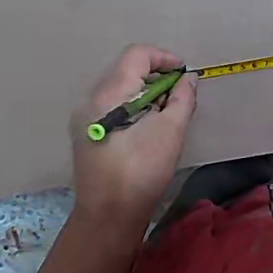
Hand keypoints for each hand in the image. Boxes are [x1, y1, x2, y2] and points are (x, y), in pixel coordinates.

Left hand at [69, 45, 195, 228]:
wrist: (108, 216)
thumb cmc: (141, 173)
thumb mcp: (170, 133)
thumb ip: (182, 99)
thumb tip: (187, 79)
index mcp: (108, 94)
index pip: (136, 55)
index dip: (163, 58)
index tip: (184, 74)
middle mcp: (90, 99)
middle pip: (126, 69)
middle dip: (156, 75)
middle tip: (179, 94)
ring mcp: (84, 116)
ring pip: (119, 87)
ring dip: (145, 91)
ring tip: (166, 112)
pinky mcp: (86, 132)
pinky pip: (112, 105)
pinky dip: (133, 105)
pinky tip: (148, 126)